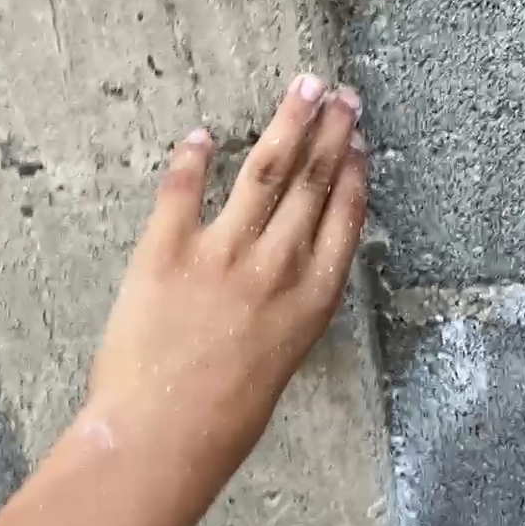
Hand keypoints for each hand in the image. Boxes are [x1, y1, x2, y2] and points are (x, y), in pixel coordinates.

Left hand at [84, 74, 368, 466]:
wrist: (165, 437)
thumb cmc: (232, 410)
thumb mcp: (291, 350)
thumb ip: (298, 296)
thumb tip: (299, 252)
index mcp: (315, 293)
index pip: (344, 213)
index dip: (354, 169)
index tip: (359, 137)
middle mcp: (279, 264)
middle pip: (314, 181)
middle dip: (331, 130)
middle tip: (340, 94)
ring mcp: (225, 255)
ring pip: (267, 171)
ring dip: (288, 123)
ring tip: (303, 88)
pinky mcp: (167, 253)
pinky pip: (182, 191)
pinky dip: (192, 157)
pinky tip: (205, 132)